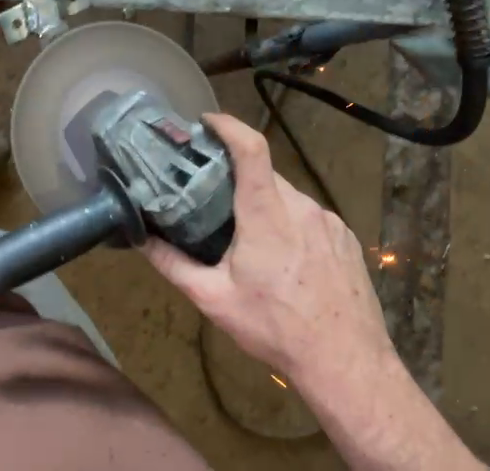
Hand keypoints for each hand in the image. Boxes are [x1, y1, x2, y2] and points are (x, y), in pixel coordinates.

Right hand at [142, 113, 394, 386]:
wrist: (349, 366)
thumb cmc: (276, 328)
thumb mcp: (214, 300)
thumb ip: (173, 264)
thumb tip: (140, 237)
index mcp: (265, 215)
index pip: (250, 149)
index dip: (228, 126)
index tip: (205, 122)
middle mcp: (300, 207)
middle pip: (264, 172)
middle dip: (236, 175)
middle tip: (211, 193)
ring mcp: (328, 221)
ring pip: (286, 195)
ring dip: (263, 203)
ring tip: (245, 234)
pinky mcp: (346, 238)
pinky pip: (309, 215)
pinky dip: (289, 222)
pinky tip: (283, 257)